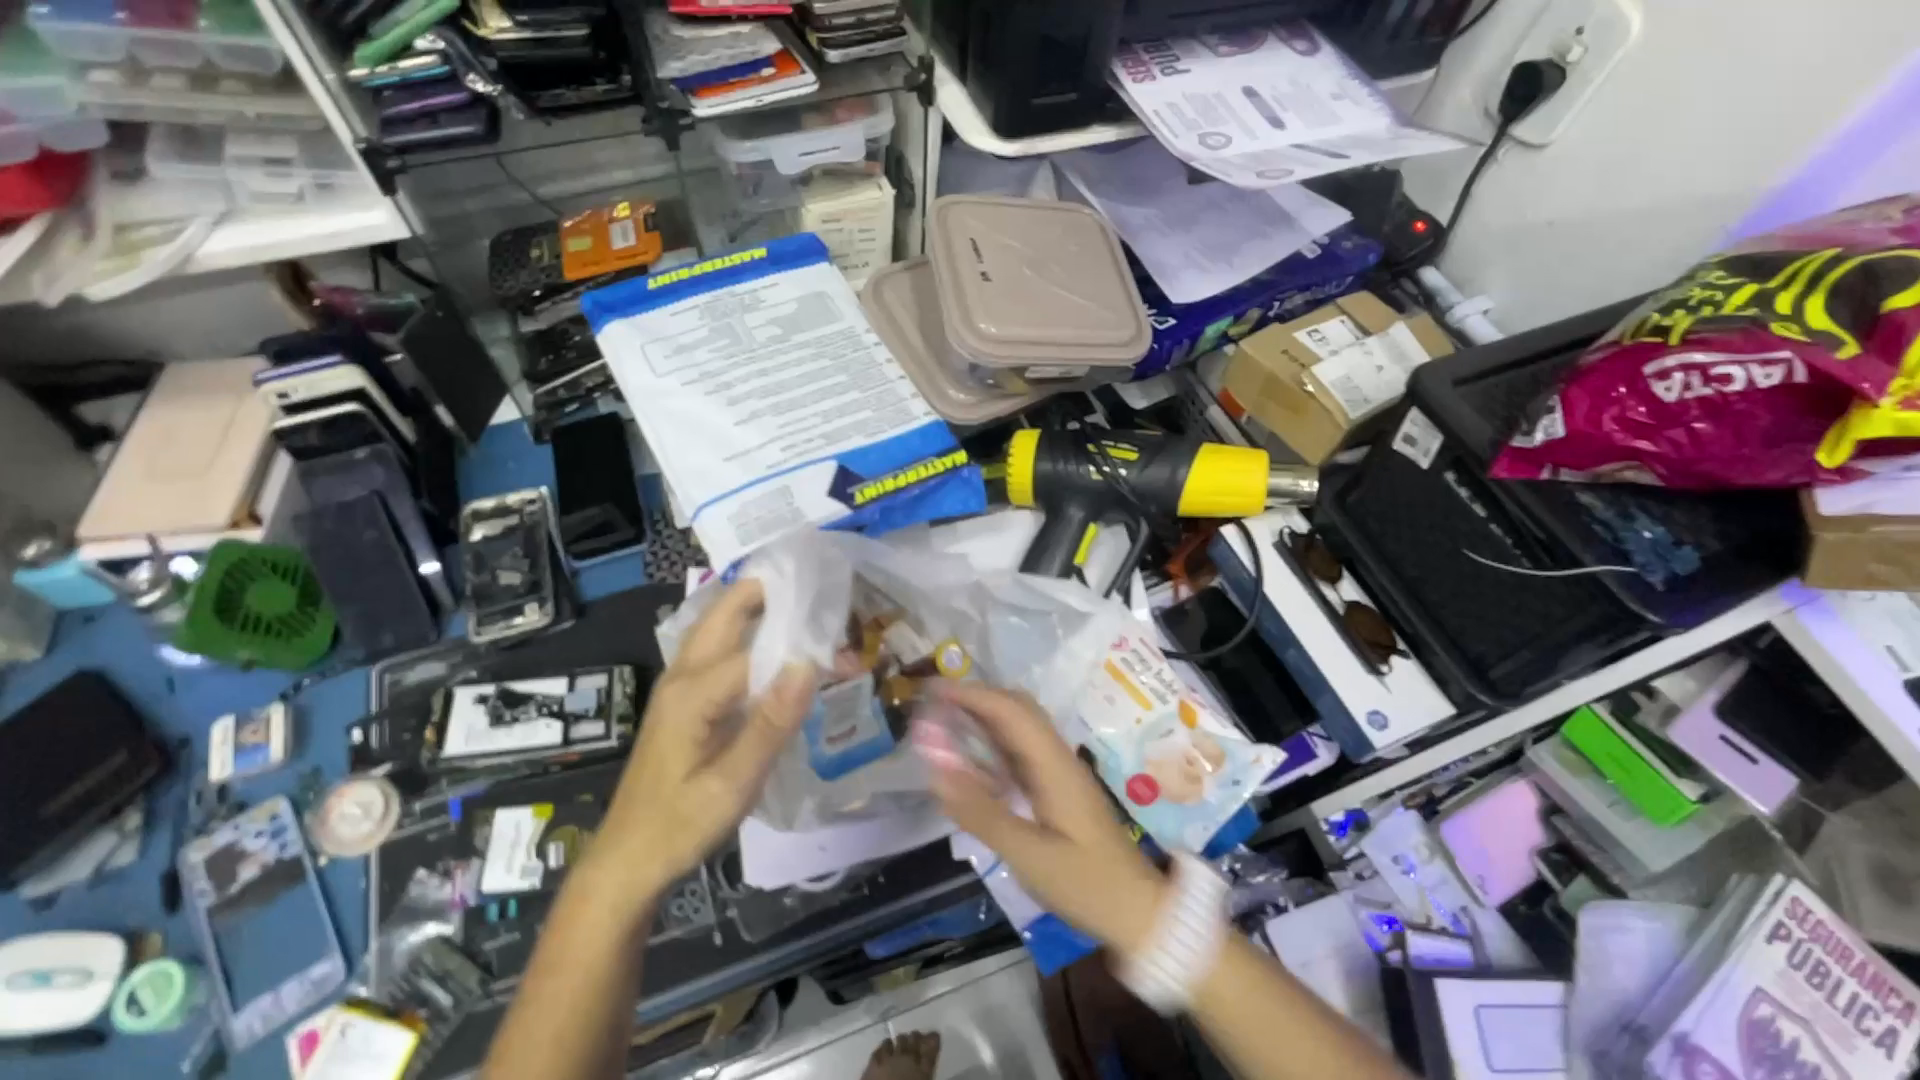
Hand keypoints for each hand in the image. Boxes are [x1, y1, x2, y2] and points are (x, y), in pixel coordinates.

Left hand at [581, 581, 813, 910]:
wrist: (628, 860)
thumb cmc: (680, 826)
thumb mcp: (732, 784)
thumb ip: (771, 724)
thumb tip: (810, 664)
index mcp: (694, 692)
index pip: (757, 645)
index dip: (801, 634)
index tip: (843, 628)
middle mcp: (682, 677)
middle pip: (724, 613)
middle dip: (766, 589)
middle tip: (816, 580)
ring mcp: (678, 687)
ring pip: (717, 627)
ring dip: (754, 606)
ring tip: (801, 599)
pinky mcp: (682, 702)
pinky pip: (717, 651)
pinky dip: (746, 633)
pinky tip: (773, 644)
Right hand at [919, 682, 1168, 960]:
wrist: (1137, 911)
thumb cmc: (1086, 884)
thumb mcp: (1029, 855)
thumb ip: (981, 812)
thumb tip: (935, 771)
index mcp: (1054, 766)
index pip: (1010, 711)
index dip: (971, 695)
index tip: (931, 690)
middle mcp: (1058, 760)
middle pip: (1017, 710)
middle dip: (975, 700)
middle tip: (933, 708)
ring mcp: (1059, 775)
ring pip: (1019, 730)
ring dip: (982, 721)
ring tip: (941, 729)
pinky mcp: (1057, 792)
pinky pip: (1021, 755)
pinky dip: (992, 748)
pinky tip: (969, 766)